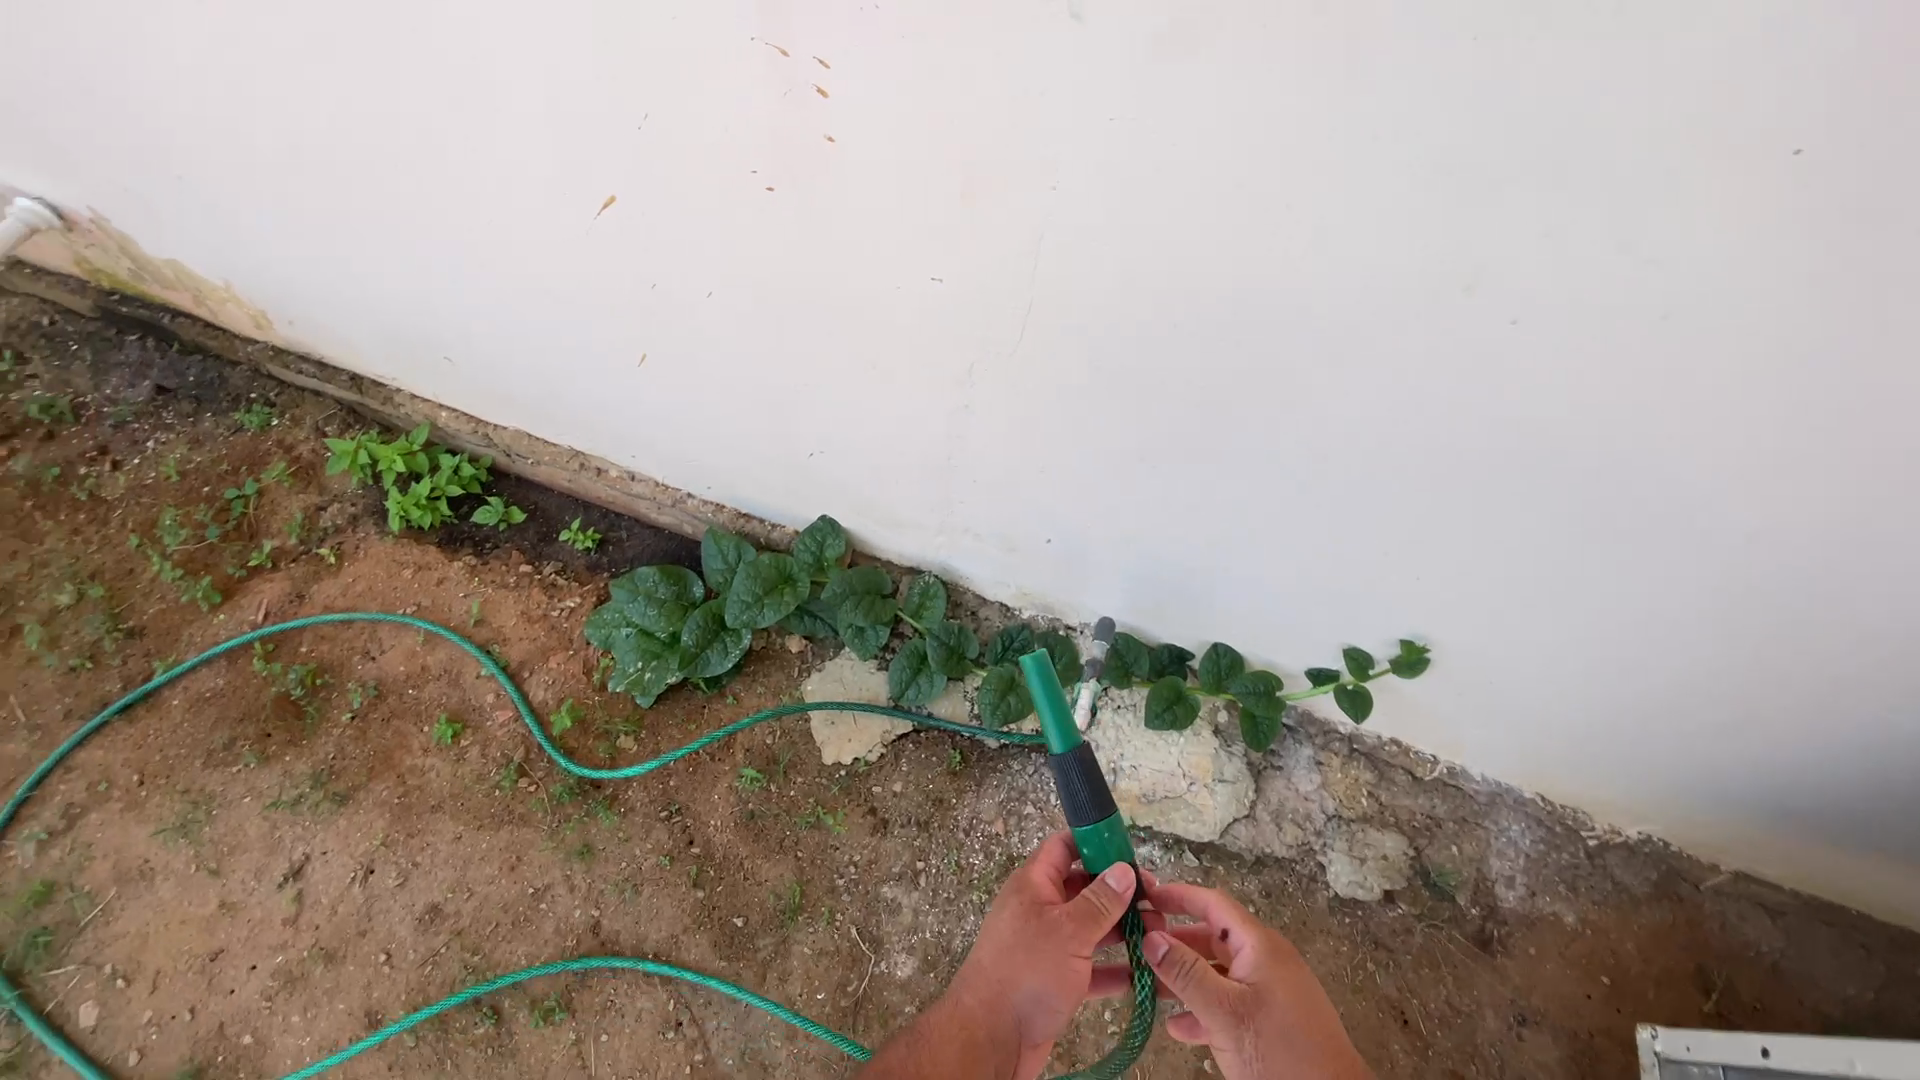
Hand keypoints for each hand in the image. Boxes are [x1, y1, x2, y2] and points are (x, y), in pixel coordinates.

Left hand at [942, 831, 1151, 1078]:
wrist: (991, 1036)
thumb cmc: (1026, 971)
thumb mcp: (1069, 930)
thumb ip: (1100, 901)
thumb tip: (1124, 869)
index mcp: (1035, 884)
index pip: (1064, 847)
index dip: (1095, 842)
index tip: (1130, 851)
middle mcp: (1040, 909)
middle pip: (1083, 888)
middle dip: (1118, 892)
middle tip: (1157, 901)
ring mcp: (1047, 946)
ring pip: (1090, 929)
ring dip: (1122, 930)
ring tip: (1159, 934)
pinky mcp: (1055, 980)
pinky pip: (1089, 967)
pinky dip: (1113, 969)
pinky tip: (1143, 974)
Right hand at [1142, 882, 1372, 1079]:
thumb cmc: (1279, 1053)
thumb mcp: (1224, 1013)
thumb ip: (1186, 972)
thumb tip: (1150, 936)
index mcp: (1259, 945)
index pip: (1213, 903)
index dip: (1177, 896)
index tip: (1143, 898)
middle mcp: (1266, 960)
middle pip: (1212, 937)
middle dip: (1174, 942)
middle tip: (1137, 948)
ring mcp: (1270, 991)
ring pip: (1218, 972)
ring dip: (1185, 979)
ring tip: (1148, 989)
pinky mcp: (1272, 1020)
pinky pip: (1230, 1002)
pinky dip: (1204, 1009)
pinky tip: (1179, 1028)